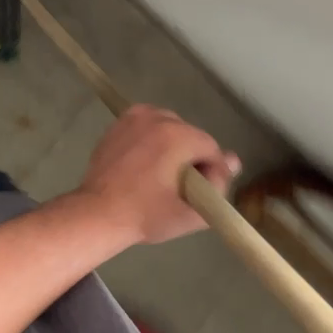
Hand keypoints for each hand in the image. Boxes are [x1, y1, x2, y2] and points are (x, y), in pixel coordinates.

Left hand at [72, 104, 238, 244]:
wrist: (99, 211)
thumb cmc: (147, 214)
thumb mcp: (191, 211)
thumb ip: (218, 185)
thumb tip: (233, 161)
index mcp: (177, 135)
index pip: (210, 147)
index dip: (212, 170)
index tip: (201, 191)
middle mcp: (156, 117)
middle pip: (189, 134)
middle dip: (191, 156)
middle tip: (181, 185)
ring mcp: (134, 117)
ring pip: (168, 127)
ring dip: (172, 146)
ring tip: (163, 174)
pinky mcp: (118, 123)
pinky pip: (146, 126)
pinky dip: (151, 140)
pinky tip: (145, 163)